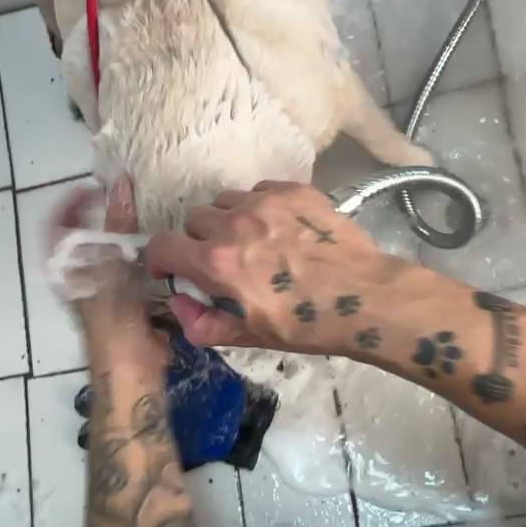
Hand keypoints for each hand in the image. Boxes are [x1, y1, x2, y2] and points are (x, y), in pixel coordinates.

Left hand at [47, 175, 150, 342]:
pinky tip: (154, 245)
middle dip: (99, 214)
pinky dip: (136, 252)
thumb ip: (118, 225)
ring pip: (104, 249)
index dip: (70, 202)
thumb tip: (120, 184)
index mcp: (65, 267)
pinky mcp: (120, 297)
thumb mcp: (115, 267)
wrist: (130, 365)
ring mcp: (98, 286)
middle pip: (80, 235)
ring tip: (139, 214)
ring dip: (118, 232)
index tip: (95, 188)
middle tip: (122, 196)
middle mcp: (78, 274)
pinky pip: (126, 265)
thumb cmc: (114, 320)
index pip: (55, 224)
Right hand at [142, 182, 421, 352]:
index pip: (162, 245)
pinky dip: (260, 207)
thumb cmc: (305, 324)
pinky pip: (258, 190)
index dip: (161, 259)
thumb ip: (201, 323)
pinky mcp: (293, 191)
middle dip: (200, 241)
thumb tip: (180, 304)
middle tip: (225, 261)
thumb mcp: (248, 336)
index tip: (172, 269)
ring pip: (225, 201)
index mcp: (216, 263)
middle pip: (194, 219)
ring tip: (255, 243)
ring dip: (229, 220)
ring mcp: (265, 204)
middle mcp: (234, 225)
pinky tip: (280, 229)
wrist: (364, 299)